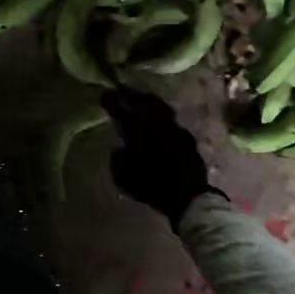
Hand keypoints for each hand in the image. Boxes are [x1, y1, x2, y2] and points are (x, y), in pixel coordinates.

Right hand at [100, 88, 216, 222]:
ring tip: (140, 104)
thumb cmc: (154, 188)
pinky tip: (158, 124)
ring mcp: (176, 128)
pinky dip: (161, 117)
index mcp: (140, 131)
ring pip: (160, 108)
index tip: (103, 95)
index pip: (123, 108)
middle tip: (122, 94)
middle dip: (132, 96)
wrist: (191, 198)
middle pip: (144, 101)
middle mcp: (159, 124)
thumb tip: (120, 149)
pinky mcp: (187, 137)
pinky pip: (170, 120)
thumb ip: (118, 160)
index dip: (112, 100)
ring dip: (148, 104)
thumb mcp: (126, 179)